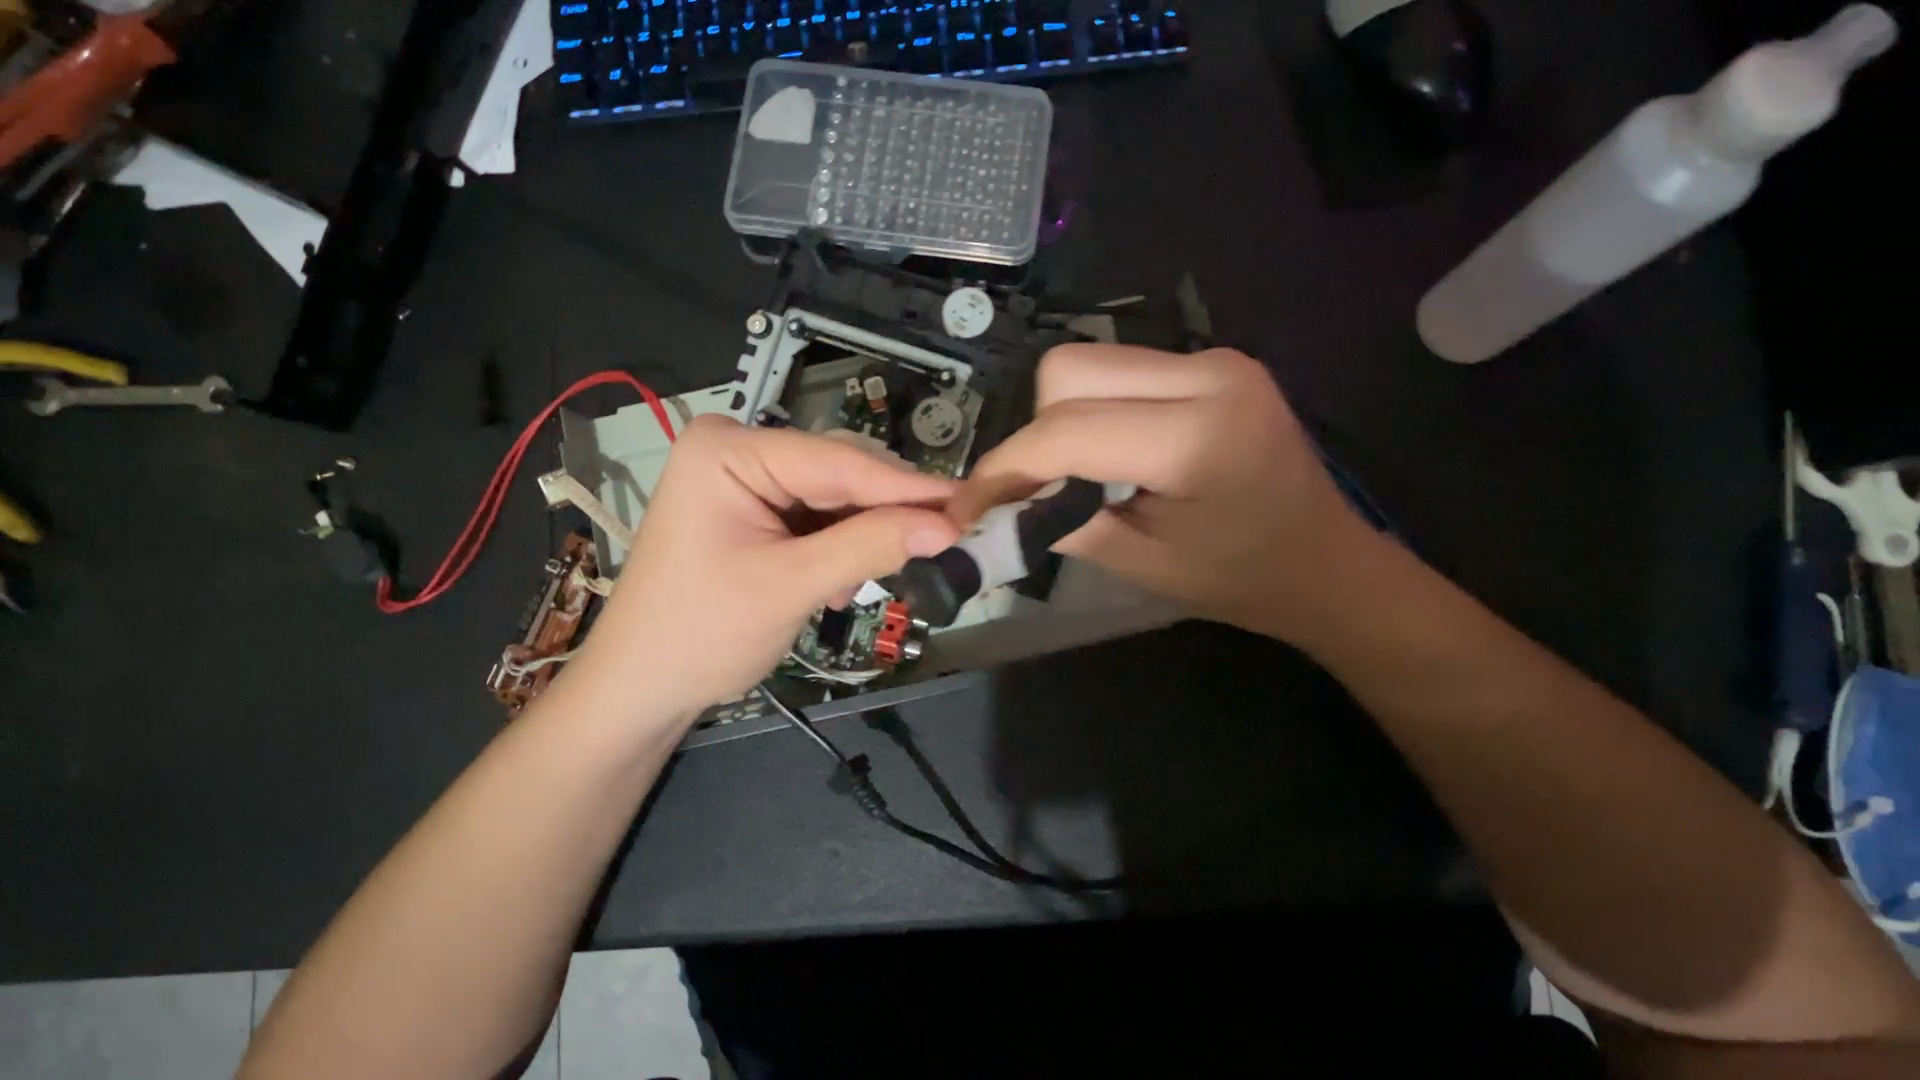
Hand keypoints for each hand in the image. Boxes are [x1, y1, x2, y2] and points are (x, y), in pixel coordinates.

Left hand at [570, 416, 958, 721]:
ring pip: (833, 494)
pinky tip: (845, 581)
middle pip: (838, 471)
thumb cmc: (701, 633)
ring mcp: (741, 476)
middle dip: (887, 511)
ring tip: (894, 569)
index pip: (838, 460)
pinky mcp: (750, 507)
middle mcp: (735, 447)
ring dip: (865, 533)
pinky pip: (815, 514)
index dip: (907, 487)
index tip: (969, 504)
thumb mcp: (791, 586)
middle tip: (950, 538)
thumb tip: (949, 525)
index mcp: (728, 448)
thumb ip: (869, 547)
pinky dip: (840, 545)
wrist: (641, 685)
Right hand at [949, 345, 1370, 640]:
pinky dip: (1093, 409)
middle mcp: (1209, 373)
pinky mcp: (1212, 361)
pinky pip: (1120, 370)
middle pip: (1069, 371)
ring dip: (1061, 418)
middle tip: (1034, 492)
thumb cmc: (1240, 580)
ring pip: (1089, 362)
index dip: (1006, 469)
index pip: (1067, 431)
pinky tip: (1108, 454)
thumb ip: (1060, 524)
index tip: (970, 508)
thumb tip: (991, 507)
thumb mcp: (1141, 564)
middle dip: (1034, 435)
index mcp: (1198, 435)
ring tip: (1072, 475)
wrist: (1324, 563)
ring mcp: (1214, 358)